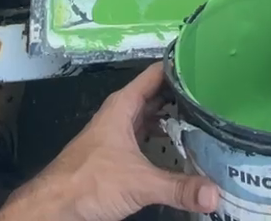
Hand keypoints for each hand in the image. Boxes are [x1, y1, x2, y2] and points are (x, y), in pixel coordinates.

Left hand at [0, 62, 218, 220]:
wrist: (54, 207)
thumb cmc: (92, 181)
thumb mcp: (139, 182)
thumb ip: (178, 187)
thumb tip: (216, 194)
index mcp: (125, 103)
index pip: (157, 72)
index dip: (181, 66)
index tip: (207, 64)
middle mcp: (122, 112)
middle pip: (157, 94)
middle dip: (182, 94)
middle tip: (214, 95)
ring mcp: (119, 132)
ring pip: (151, 116)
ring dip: (173, 116)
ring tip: (204, 117)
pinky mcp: (117, 152)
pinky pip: (146, 135)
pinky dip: (162, 136)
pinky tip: (181, 145)